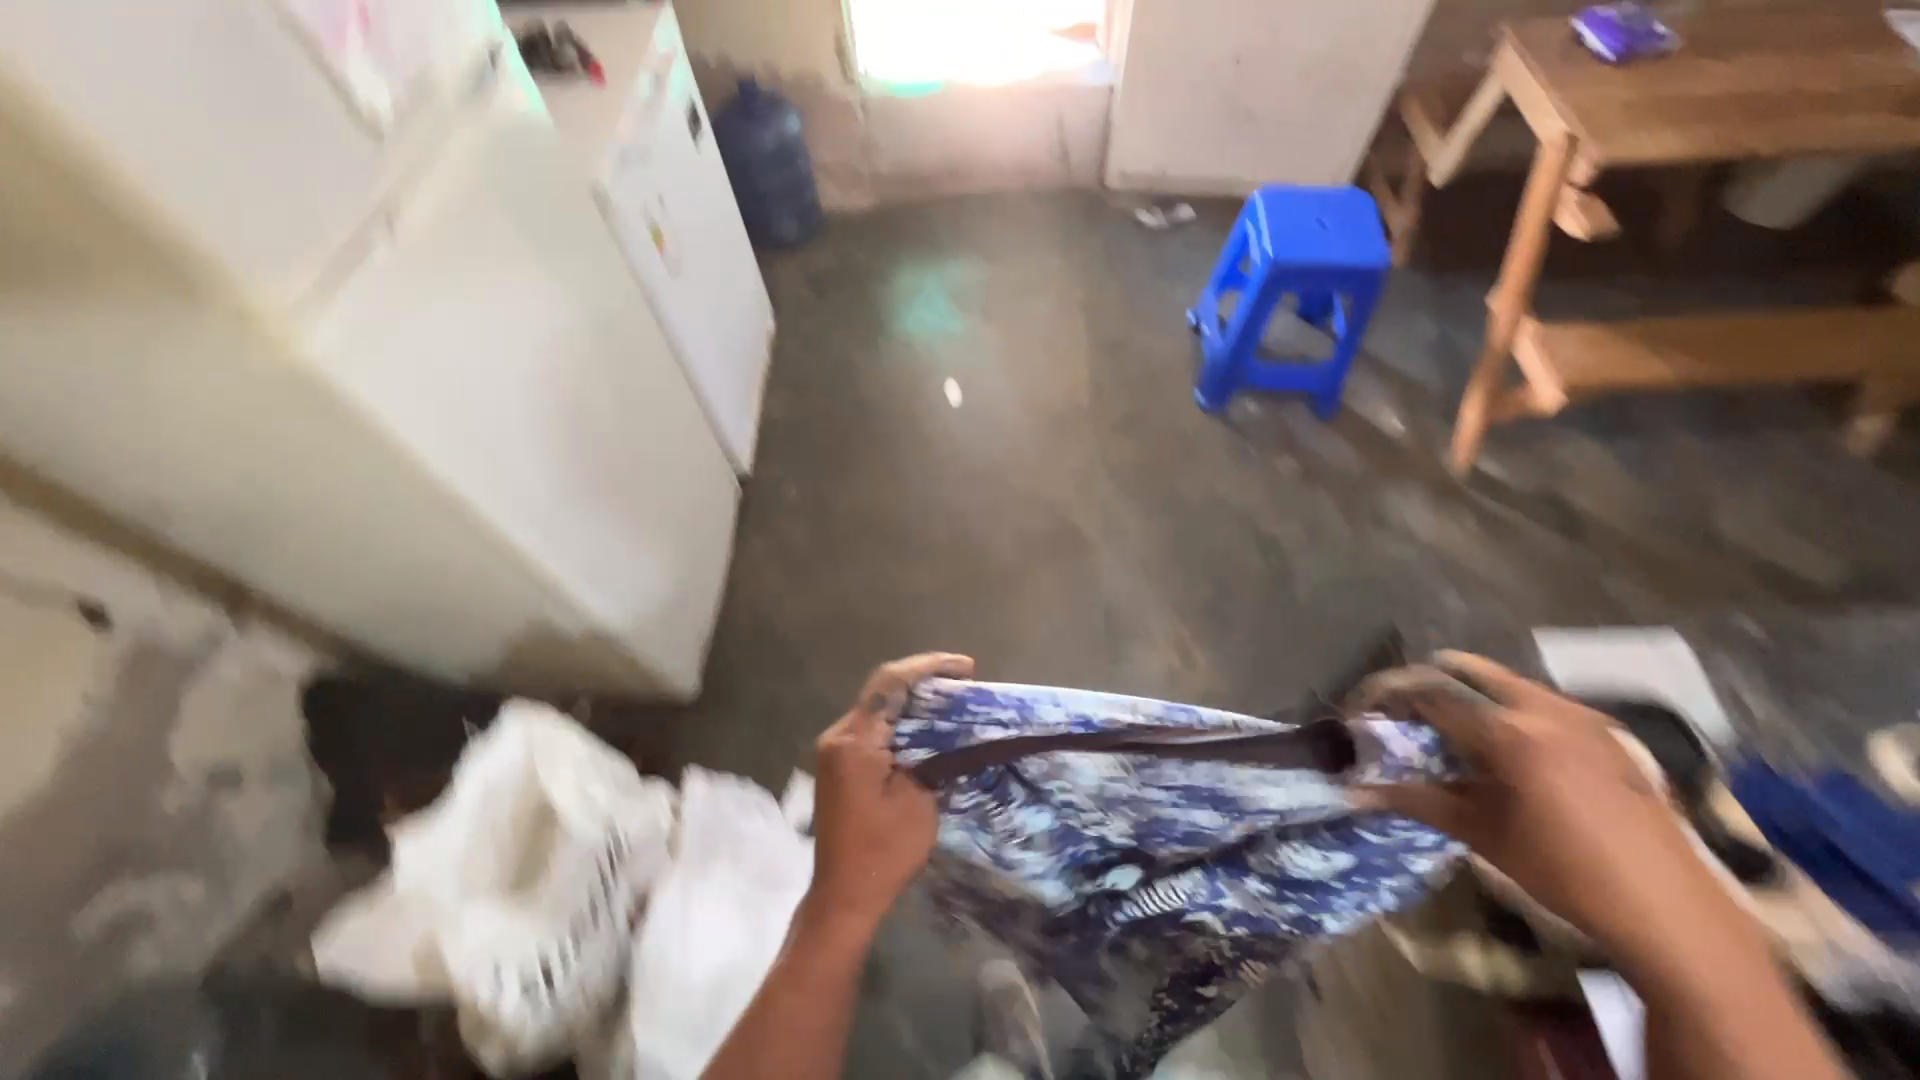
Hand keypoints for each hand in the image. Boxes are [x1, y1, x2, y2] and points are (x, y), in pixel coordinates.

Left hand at [802, 652, 973, 938]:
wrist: (844, 895)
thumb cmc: (884, 852)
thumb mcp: (920, 800)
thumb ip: (935, 756)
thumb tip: (954, 730)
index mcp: (855, 741)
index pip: (891, 683)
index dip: (930, 667)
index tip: (967, 669)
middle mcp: (838, 736)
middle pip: (882, 690)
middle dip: (925, 681)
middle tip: (965, 683)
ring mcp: (834, 750)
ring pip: (878, 708)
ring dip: (914, 702)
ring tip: (954, 702)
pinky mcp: (839, 765)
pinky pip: (872, 729)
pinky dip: (902, 723)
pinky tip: (930, 730)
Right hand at [1352, 651, 1760, 981]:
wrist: (1670, 909)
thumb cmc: (1564, 871)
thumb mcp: (1481, 834)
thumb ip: (1417, 801)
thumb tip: (1354, 791)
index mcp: (1512, 732)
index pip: (1432, 692)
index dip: (1389, 696)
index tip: (1363, 711)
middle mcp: (1547, 709)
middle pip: (1468, 672)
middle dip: (1427, 685)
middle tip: (1401, 713)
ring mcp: (1584, 717)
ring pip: (1507, 684)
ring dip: (1468, 696)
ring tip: (1447, 732)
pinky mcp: (1608, 733)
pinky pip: (1541, 703)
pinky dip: (1507, 711)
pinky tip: (1503, 751)